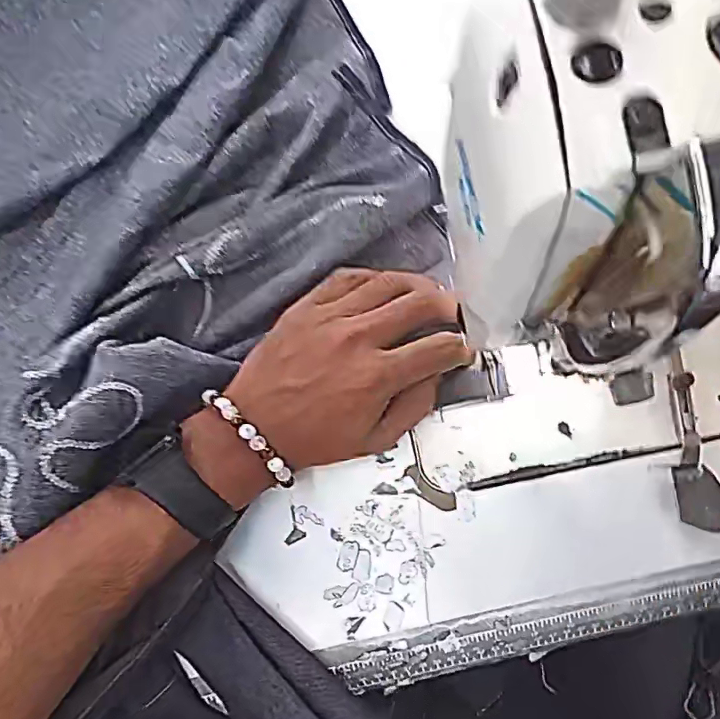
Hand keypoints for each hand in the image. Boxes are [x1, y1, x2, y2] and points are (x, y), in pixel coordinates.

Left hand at [182, 269, 472, 506]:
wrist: (256, 427)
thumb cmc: (314, 439)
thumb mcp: (374, 440)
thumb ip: (413, 407)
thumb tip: (436, 376)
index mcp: (377, 377)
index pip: (437, 348)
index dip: (460, 347)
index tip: (463, 349)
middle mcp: (357, 339)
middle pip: (421, 304)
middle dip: (449, 308)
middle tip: (454, 315)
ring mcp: (330, 317)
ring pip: (389, 282)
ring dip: (418, 285)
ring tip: (428, 294)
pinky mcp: (307, 307)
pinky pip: (348, 278)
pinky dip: (374, 278)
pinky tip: (385, 287)